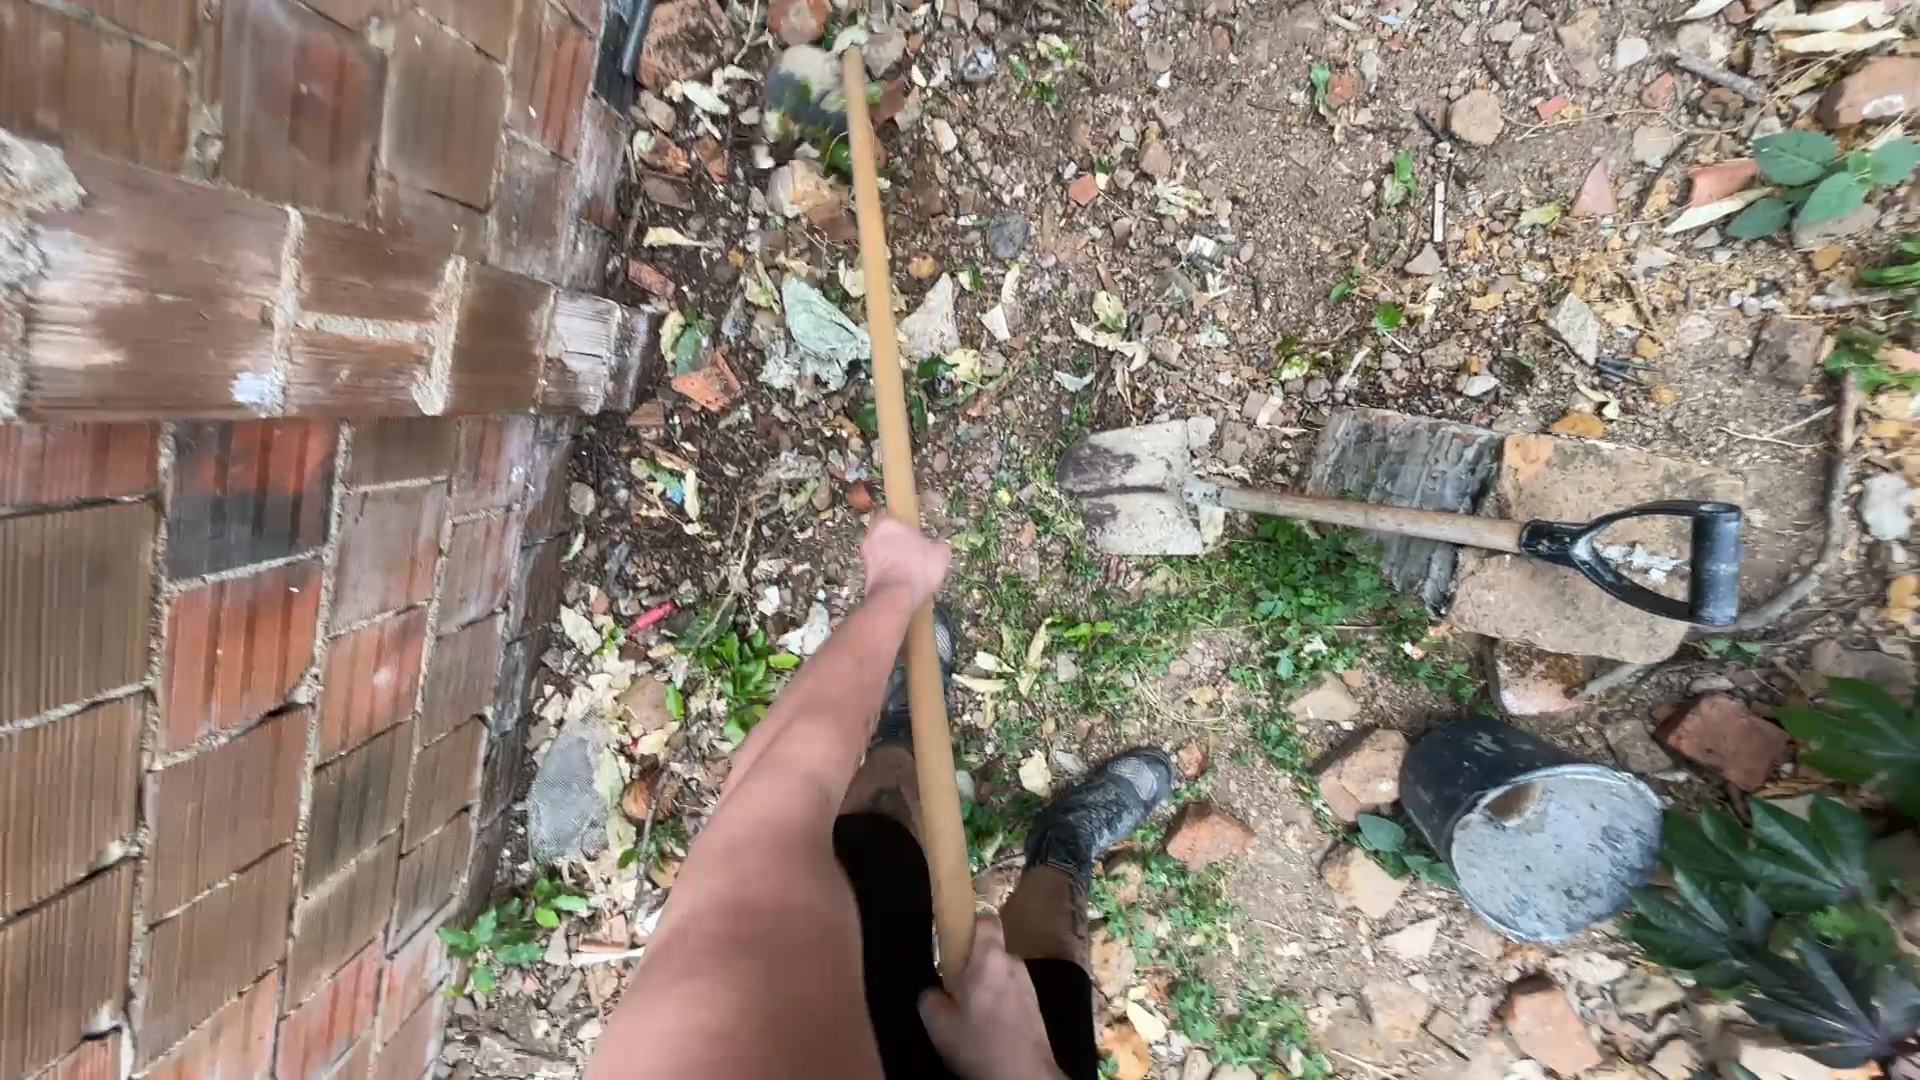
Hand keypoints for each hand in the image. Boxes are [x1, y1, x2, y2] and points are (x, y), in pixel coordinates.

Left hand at [861, 518, 949, 608]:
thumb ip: (938, 546)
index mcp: (888, 523)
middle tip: (916, 561)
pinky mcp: (864, 576)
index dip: (911, 536)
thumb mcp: (940, 554)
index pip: (900, 524)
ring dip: (894, 564)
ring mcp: (865, 557)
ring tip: (911, 576)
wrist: (895, 597)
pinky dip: (890, 577)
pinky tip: (902, 585)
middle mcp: (871, 536)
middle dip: (901, 549)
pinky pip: (881, 572)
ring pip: (884, 557)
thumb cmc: (918, 568)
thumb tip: (938, 547)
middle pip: (889, 540)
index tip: (921, 547)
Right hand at [918, 917, 1067, 1079]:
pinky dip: (1001, 1003)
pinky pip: (1012, 993)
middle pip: (991, 951)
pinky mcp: (1037, 1005)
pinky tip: (991, 1028)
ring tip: (974, 1015)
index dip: (972, 921)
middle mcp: (1013, 962)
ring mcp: (1028, 983)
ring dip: (988, 986)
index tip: (957, 937)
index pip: (987, 918)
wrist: (1025, 1077)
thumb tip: (932, 992)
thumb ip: (929, 1000)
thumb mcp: (940, 1026)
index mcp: (989, 957)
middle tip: (957, 989)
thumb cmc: (981, 1043)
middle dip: (975, 965)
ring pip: (1001, 974)